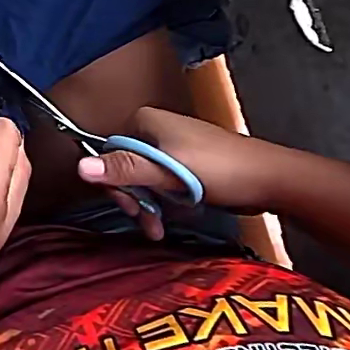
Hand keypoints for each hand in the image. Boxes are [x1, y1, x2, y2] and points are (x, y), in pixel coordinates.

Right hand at [75, 108, 289, 238]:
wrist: (268, 179)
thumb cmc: (219, 170)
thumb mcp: (167, 171)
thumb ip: (124, 169)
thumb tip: (81, 167)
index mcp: (146, 122)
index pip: (109, 155)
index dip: (117, 186)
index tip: (134, 209)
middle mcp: (155, 130)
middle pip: (125, 169)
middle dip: (136, 200)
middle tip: (151, 223)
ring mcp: (172, 147)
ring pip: (144, 180)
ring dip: (151, 206)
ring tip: (162, 227)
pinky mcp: (186, 164)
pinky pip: (163, 184)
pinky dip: (166, 201)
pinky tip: (178, 214)